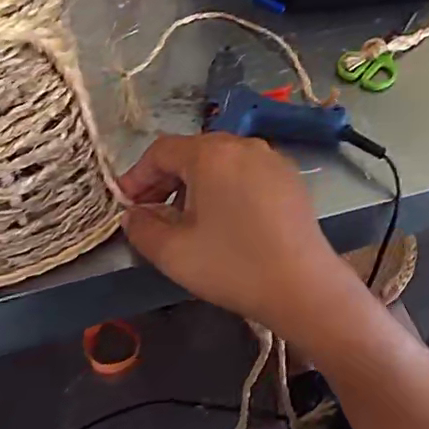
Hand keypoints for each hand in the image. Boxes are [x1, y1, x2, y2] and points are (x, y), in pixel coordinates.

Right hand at [118, 133, 359, 336]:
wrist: (302, 283)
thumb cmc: (233, 265)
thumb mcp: (173, 252)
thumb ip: (142, 227)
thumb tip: (134, 213)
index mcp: (211, 153)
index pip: (161, 151)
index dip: (137, 176)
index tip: (125, 204)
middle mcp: (244, 145)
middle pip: (193, 151)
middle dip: (166, 179)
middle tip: (150, 212)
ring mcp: (273, 158)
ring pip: (222, 161)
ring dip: (197, 183)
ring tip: (186, 218)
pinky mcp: (291, 177)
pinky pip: (248, 171)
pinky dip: (227, 186)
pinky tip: (225, 218)